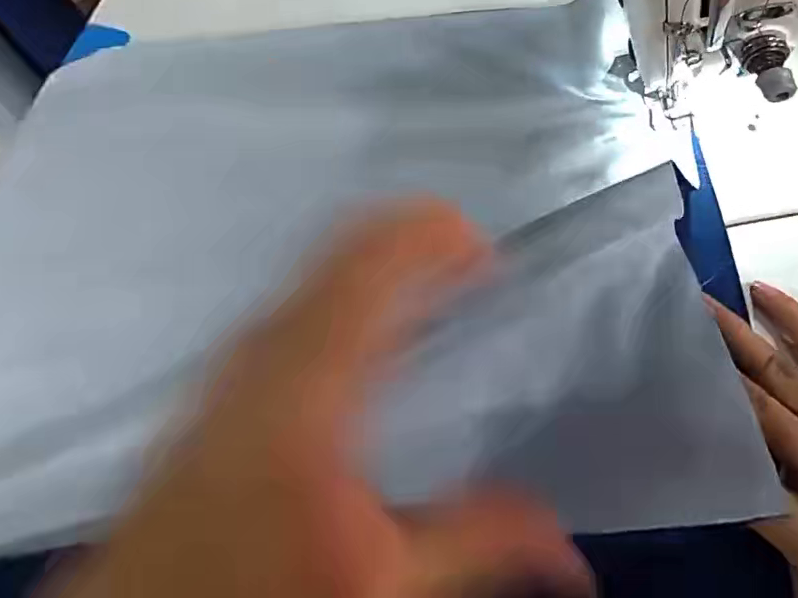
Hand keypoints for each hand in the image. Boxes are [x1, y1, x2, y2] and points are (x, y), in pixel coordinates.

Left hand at [46, 200, 591, 597]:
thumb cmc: (264, 586)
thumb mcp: (381, 579)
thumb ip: (480, 536)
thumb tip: (569, 550)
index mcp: (311, 377)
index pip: (377, 263)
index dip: (437, 237)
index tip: (487, 254)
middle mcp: (270, 343)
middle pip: (352, 244)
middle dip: (420, 235)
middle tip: (473, 257)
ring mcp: (242, 351)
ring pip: (324, 261)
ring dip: (388, 253)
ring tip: (439, 276)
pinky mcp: (229, 369)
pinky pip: (304, 290)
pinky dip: (353, 278)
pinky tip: (377, 317)